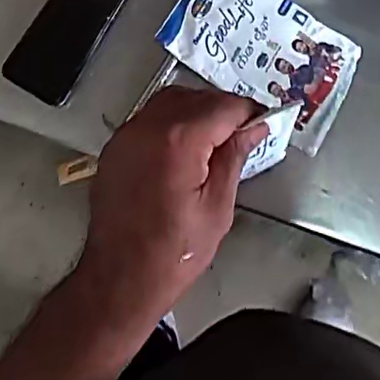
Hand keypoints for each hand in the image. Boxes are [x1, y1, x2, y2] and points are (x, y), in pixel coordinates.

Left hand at [74, 87, 266, 322]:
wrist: (117, 282)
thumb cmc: (168, 255)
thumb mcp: (217, 208)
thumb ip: (234, 158)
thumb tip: (252, 130)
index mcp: (178, 141)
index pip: (224, 106)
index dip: (248, 112)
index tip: (262, 121)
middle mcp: (149, 128)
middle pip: (198, 97)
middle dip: (225, 109)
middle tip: (244, 132)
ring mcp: (128, 134)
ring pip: (172, 100)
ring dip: (198, 109)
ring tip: (217, 138)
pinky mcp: (116, 146)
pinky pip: (150, 116)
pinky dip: (172, 119)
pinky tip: (185, 145)